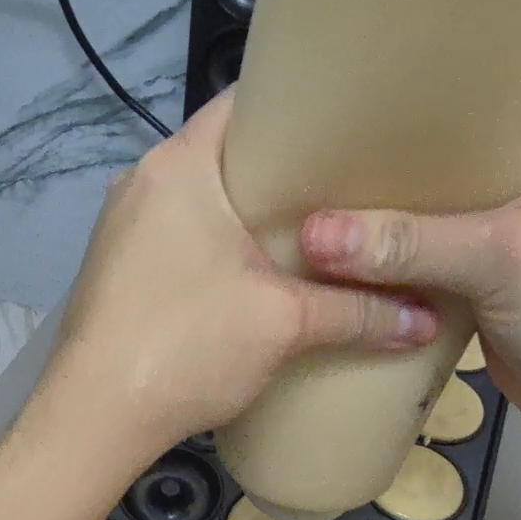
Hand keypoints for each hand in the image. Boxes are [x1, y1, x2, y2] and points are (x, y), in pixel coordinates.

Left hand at [34, 91, 438, 461]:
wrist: (94, 417)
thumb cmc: (186, 345)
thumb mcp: (283, 323)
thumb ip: (360, 314)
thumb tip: (426, 319)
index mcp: (178, 165)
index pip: (245, 103)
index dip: (301, 105)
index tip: (351, 122)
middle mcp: (142, 183)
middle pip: (226, 155)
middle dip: (285, 170)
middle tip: (347, 186)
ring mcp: (122, 230)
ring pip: (201, 202)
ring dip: (249, 216)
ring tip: (312, 233)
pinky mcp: (116, 272)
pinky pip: (179, 239)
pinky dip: (218, 248)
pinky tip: (256, 278)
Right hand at [299, 100, 520, 449]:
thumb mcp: (508, 260)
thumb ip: (411, 244)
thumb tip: (313, 234)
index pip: (481, 86)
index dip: (412, 89)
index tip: (340, 91)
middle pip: (444, 155)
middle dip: (382, 160)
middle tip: (308, 152)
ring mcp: (513, 230)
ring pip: (432, 212)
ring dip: (382, 217)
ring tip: (308, 199)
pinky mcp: (490, 281)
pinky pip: (429, 260)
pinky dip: (392, 264)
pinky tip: (339, 259)